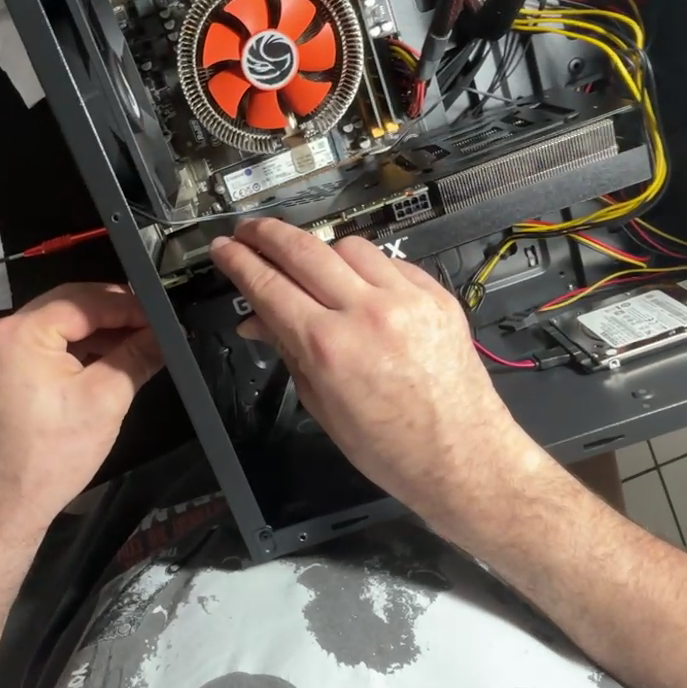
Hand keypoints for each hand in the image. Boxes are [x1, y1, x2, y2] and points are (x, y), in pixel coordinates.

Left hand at [0, 283, 164, 531]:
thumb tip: (169, 334)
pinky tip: (106, 359)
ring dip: (96, 331)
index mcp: (20, 333)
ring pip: (56, 326)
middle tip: (155, 323)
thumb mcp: (105, 400)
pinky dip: (75, 349)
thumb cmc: (50, 456)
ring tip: (138, 342)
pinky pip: (43, 347)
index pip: (84, 300)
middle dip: (113, 313)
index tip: (164, 314)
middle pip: (67, 306)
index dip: (129, 305)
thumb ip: (137, 356)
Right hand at [209, 219, 549, 515]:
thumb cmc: (387, 447)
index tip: (223, 249)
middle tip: (248, 230)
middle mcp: (366, 312)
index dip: (239, 261)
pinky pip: (390, 263)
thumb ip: (288, 351)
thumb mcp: (321, 405)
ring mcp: (406, 299)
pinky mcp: (436, 296)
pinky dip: (365, 267)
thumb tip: (256, 320)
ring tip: (308, 265)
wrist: (463, 457)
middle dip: (267, 233)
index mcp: (329, 347)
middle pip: (303, 249)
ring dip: (319, 249)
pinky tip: (357, 283)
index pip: (269, 286)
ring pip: (348, 246)